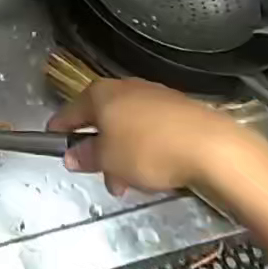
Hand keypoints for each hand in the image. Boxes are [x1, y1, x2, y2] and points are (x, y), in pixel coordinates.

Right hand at [48, 78, 262, 194]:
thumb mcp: (109, 161)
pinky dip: (149, 146)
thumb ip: (86, 157)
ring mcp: (154, 95)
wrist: (214, 148)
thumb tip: (72, 156)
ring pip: (129, 125)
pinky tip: (159, 168)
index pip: (70, 111)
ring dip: (125, 151)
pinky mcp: (180, 108)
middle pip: (102, 118)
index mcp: (99, 93)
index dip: (60, 129)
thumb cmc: (150, 150)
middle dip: (101, 149)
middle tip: (106, 178)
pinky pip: (153, 127)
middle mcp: (124, 87)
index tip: (53, 141)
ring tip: (136, 181)